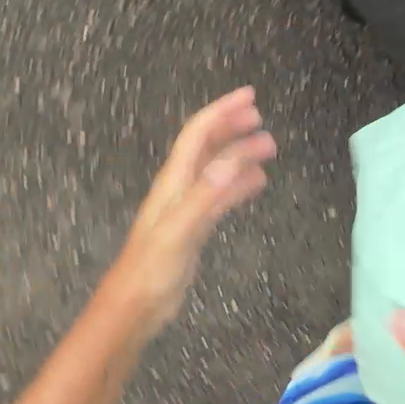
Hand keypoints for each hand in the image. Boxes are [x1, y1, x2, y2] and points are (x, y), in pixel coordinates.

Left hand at [105, 87, 275, 328]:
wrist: (135, 306)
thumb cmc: (152, 268)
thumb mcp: (178, 230)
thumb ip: (204, 196)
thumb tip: (232, 162)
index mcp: (174, 183)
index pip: (198, 135)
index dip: (222, 112)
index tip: (250, 97)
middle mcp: (180, 188)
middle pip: (207, 147)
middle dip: (232, 127)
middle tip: (261, 118)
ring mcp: (188, 207)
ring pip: (217, 170)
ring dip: (241, 154)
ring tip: (269, 147)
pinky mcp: (195, 227)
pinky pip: (222, 196)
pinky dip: (240, 184)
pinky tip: (257, 183)